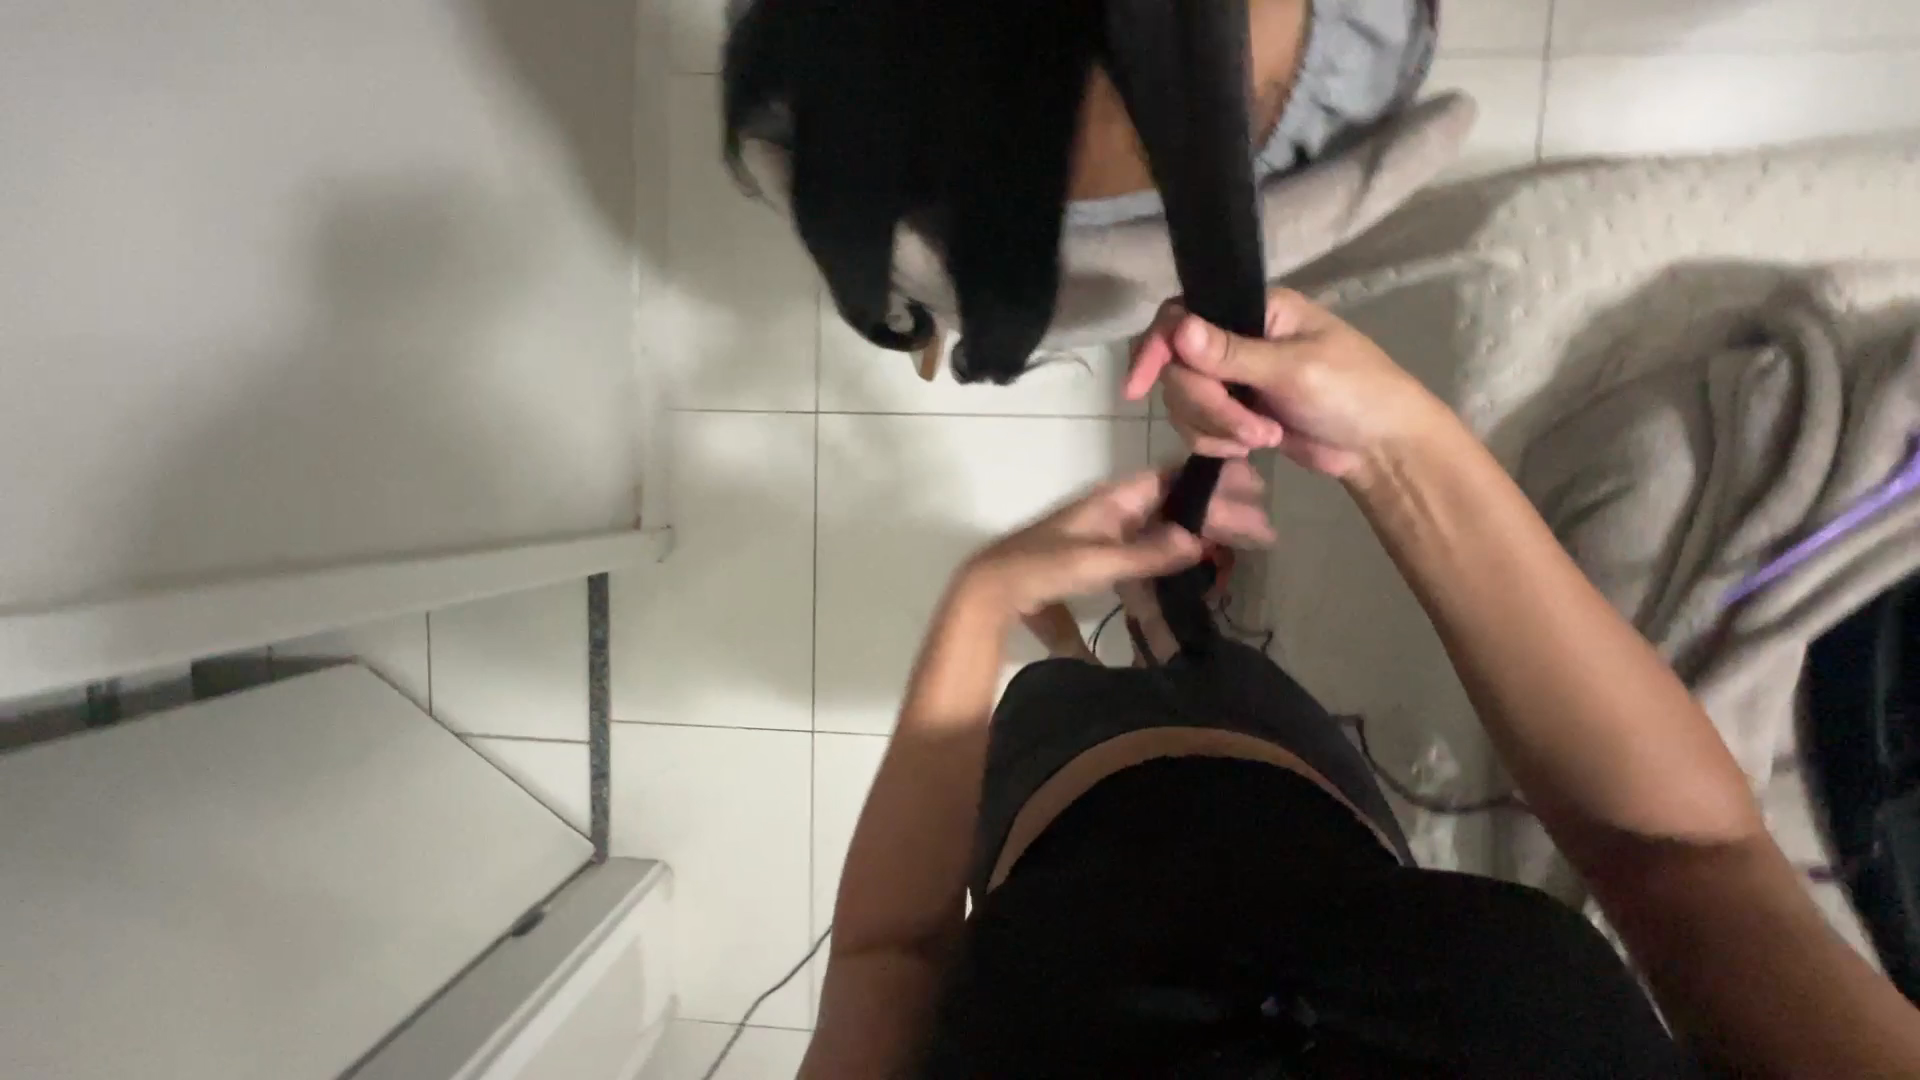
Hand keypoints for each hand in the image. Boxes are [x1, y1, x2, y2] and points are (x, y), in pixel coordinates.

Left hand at [963, 464, 1273, 615]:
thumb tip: (1198, 542)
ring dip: (1206, 529)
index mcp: (1116, 498)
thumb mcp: (1094, 561)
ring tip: (1247, 541)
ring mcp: (1113, 531)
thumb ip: (1144, 554)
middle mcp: (1119, 508)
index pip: (1175, 479)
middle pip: (1179, 501)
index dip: (1214, 481)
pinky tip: (1200, 560)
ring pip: (1169, 522)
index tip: (1254, 489)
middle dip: (1220, 509)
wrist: (996, 586)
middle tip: (1265, 528)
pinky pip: (1154, 545)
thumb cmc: (1040, 566)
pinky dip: (1180, 550)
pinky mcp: (1106, 554)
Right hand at [1123, 289, 1447, 480]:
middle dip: (1208, 407)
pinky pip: (1195, 426)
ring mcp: (1231, 378)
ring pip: (1182, 403)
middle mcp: (1233, 338)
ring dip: (1215, 429)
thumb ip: (1232, 353)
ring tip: (1262, 439)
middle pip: (1177, 370)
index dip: (1154, 351)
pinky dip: (1215, 442)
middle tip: (1250, 431)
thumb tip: (1178, 329)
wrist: (1379, 447)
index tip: (1135, 388)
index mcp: (1253, 310)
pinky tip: (1249, 448)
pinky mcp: (1231, 412)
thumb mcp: (1296, 371)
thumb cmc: (1355, 393)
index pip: (1180, 318)